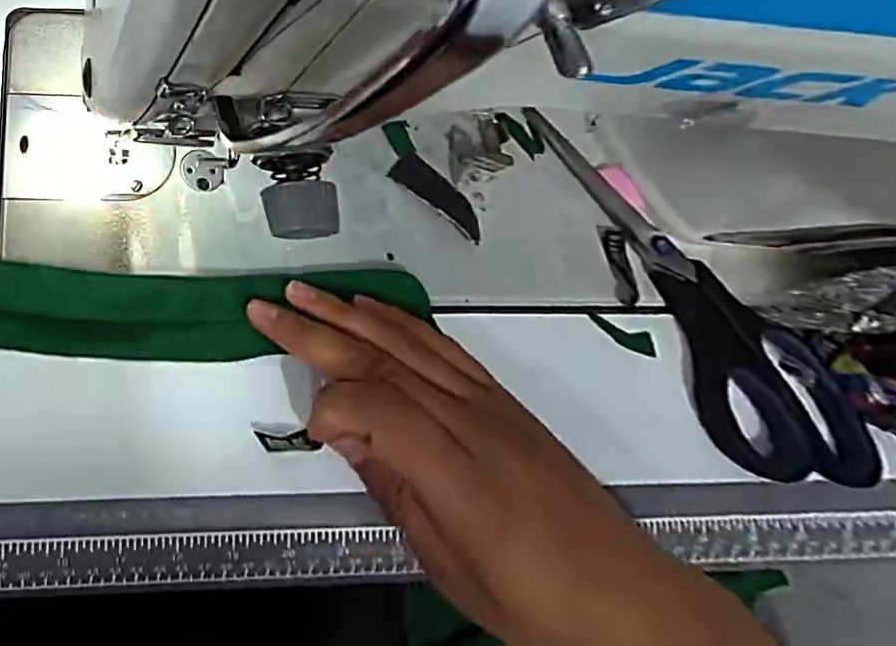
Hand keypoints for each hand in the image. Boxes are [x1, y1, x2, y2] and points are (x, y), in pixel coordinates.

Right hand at [248, 284, 772, 645]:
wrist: (629, 602)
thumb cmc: (532, 597)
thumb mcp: (445, 558)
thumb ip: (387, 483)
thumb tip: (341, 434)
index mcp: (453, 469)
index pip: (370, 405)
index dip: (327, 408)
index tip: (311, 431)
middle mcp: (467, 419)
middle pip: (376, 358)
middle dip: (312, 329)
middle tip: (266, 306)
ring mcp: (485, 401)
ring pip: (403, 340)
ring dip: (347, 312)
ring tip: (304, 292)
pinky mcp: (498, 397)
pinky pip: (440, 345)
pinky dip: (398, 320)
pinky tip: (370, 308)